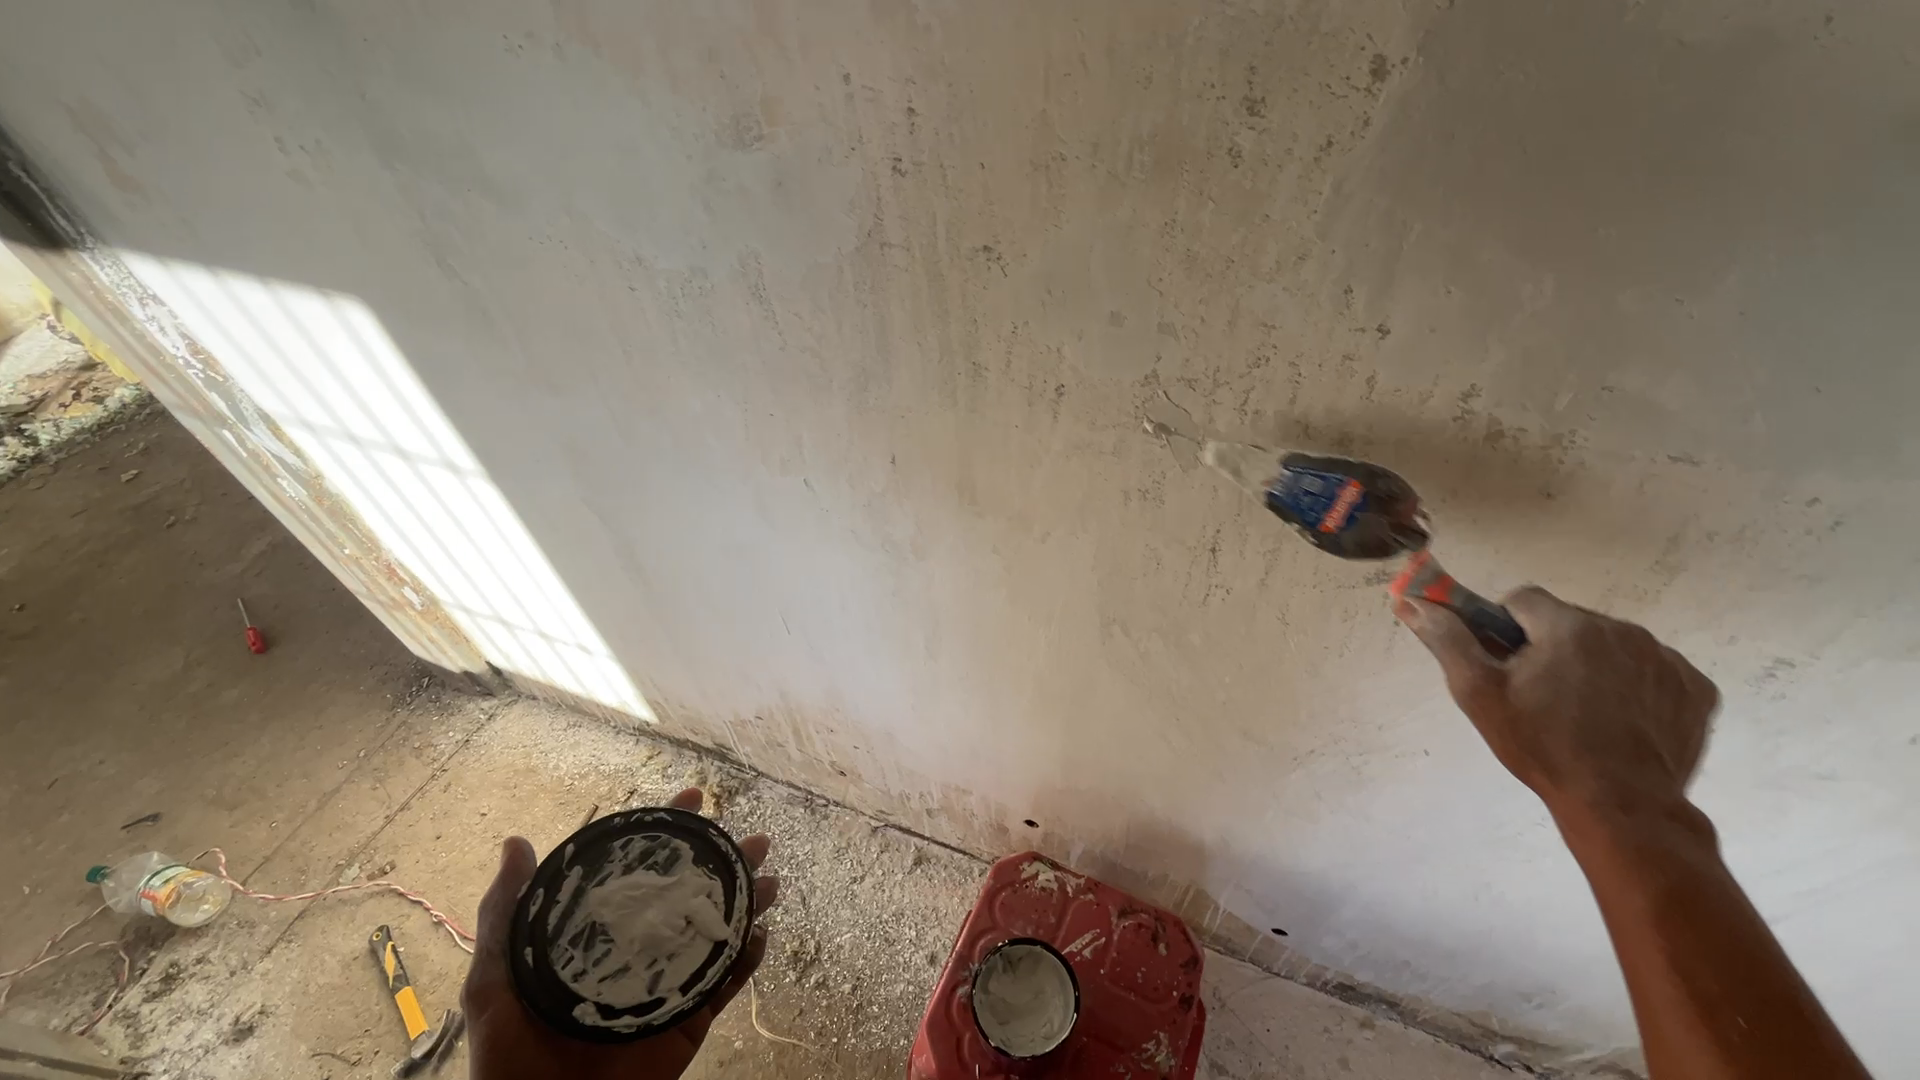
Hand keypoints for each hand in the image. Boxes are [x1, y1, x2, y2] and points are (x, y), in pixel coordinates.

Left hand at [462, 788, 778, 1079]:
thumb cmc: (511, 1058)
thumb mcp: (495, 982)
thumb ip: (506, 914)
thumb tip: (515, 843)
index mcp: (603, 932)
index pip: (640, 870)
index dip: (668, 831)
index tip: (694, 797)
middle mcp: (643, 947)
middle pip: (692, 895)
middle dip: (727, 862)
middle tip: (754, 839)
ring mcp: (671, 982)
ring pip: (720, 932)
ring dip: (748, 904)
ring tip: (769, 880)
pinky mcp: (690, 1019)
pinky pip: (727, 984)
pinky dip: (748, 958)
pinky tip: (759, 934)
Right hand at [1396, 586, 1719, 817]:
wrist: (1622, 806)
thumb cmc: (1540, 745)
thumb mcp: (1477, 692)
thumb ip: (1447, 638)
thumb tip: (1411, 600)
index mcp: (1570, 626)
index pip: (1523, 600)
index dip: (1504, 627)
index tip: (1503, 663)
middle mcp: (1625, 631)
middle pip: (1568, 622)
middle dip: (1548, 646)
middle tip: (1535, 693)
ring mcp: (1668, 661)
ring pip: (1610, 645)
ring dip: (1590, 664)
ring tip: (1579, 712)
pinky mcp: (1697, 691)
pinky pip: (1652, 671)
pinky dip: (1633, 686)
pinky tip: (1620, 721)